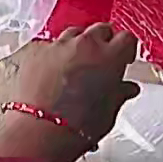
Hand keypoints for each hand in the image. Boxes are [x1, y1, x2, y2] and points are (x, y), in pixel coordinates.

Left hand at [0, 24, 140, 161]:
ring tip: (76, 67)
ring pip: (74, 34)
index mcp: (111, 56)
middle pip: (100, 30)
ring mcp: (59, 46)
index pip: (126, 39)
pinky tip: (53, 73)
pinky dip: (54, 55)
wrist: (41, 131)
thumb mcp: (109, 112)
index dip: (125, 49)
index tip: (123, 58)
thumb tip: (125, 89)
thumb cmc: (77, 126)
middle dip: (103, 43)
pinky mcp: (36, 52)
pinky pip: (49, 46)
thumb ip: (119, 94)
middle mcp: (85, 45)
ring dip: (78, 46)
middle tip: (100, 62)